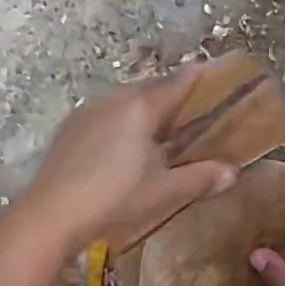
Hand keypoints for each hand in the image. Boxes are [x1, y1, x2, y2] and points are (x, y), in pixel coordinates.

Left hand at [20, 69, 237, 252]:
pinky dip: (118, 122)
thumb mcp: (163, 191)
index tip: (208, 71)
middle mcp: (114, 99)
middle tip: (185, 112)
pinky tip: (119, 146)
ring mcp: (87, 111)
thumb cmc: (114, 199)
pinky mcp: (69, 127)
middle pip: (149, 89)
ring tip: (153, 131)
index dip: (196, 78)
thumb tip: (233, 172)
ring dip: (141, 110)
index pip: (176, 83)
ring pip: (123, 101)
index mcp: (141, 107)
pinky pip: (103, 114)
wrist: (52, 214)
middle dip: (168, 96)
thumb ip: (200, 178)